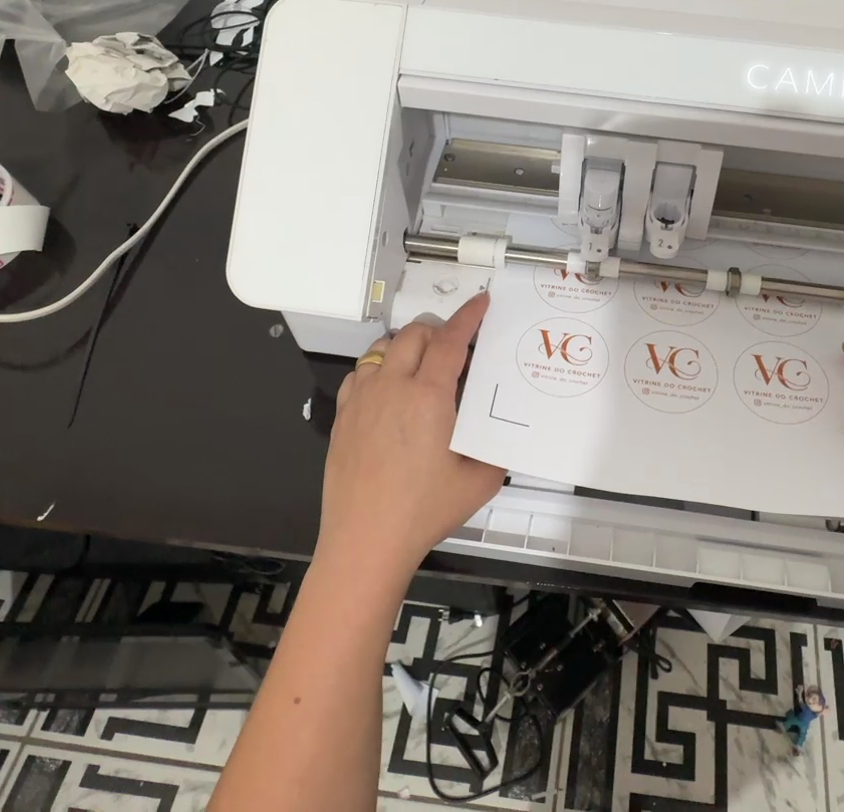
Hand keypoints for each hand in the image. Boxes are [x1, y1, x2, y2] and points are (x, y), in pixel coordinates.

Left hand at [317, 293, 502, 579]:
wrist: (366, 540)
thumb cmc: (425, 510)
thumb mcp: (480, 481)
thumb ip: (496, 449)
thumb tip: (500, 434)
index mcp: (429, 396)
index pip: (450, 340)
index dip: (468, 316)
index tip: (480, 303)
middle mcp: (392, 387)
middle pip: (413, 335)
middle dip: (438, 331)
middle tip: (454, 346)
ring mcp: (362, 400)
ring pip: (381, 349)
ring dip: (405, 346)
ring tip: (421, 364)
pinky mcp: (343, 417)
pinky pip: (359, 374)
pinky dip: (377, 369)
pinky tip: (387, 389)